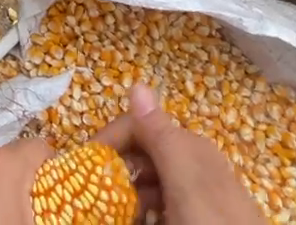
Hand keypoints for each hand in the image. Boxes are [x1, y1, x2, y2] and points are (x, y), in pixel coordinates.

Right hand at [96, 85, 267, 224]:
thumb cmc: (211, 224)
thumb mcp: (184, 181)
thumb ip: (159, 134)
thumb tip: (137, 83)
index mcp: (190, 146)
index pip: (138, 125)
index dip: (108, 140)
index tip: (83, 165)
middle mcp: (195, 163)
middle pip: (142, 154)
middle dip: (116, 172)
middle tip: (98, 196)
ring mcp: (199, 195)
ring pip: (150, 184)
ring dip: (129, 195)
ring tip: (116, 213)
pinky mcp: (200, 217)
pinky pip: (164, 205)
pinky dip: (148, 212)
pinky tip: (143, 221)